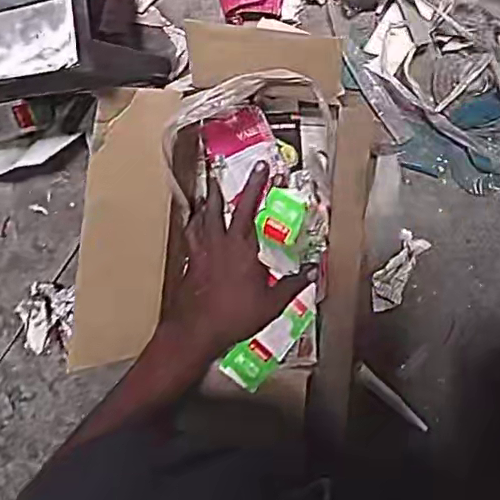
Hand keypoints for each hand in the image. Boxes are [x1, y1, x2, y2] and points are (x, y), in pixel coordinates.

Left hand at [155, 162, 312, 362]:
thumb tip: (312, 271)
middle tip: (218, 169)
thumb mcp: (271, 302)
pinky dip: (193, 226)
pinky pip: (190, 237)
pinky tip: (194, 228)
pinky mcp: (187, 264)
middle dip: (220, 185)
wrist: (194, 332)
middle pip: (216, 206)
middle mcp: (217, 243)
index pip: (249, 207)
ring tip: (205, 192)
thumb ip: (293, 284)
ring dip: (203, 203)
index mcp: (240, 246)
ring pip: (199, 219)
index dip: (256, 185)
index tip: (261, 167)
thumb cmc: (234, 316)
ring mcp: (199, 252)